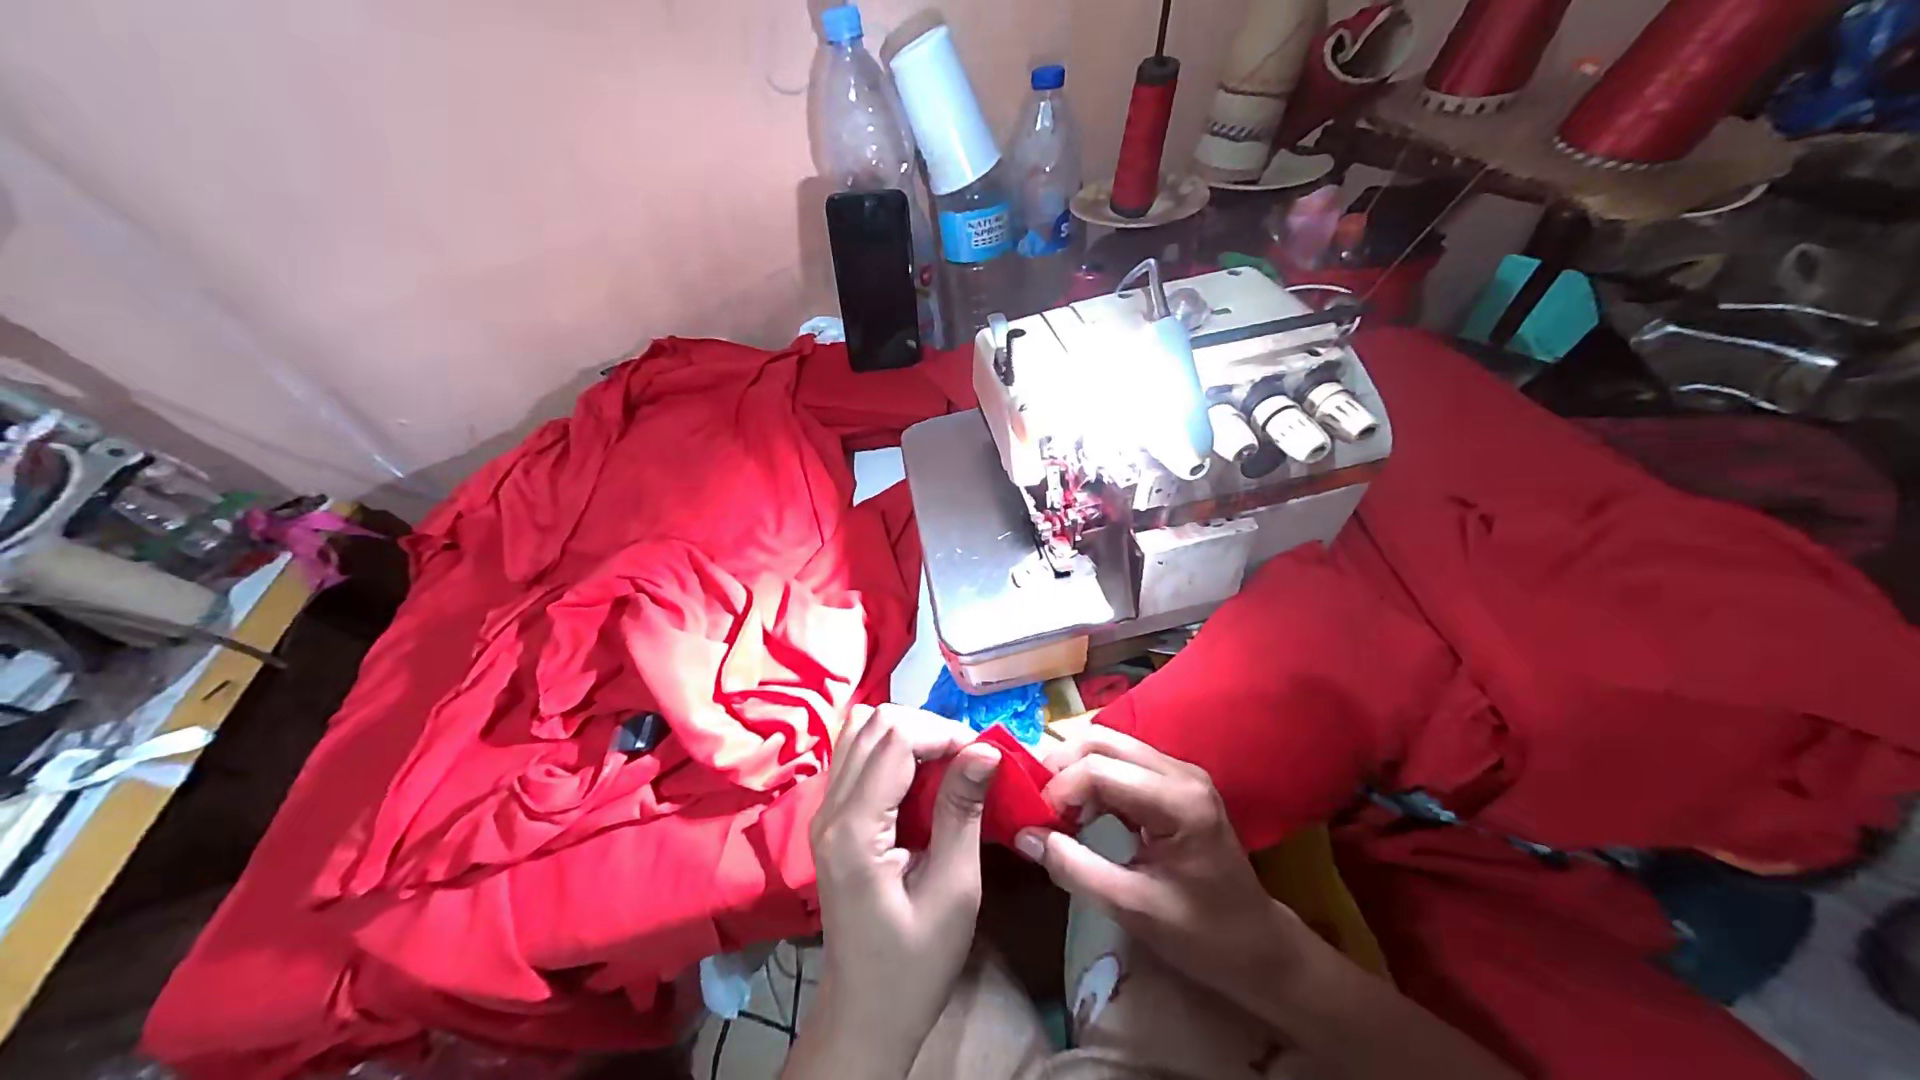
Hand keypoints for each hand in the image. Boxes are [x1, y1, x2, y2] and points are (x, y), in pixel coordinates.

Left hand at [799, 704, 1001, 1077]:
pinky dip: (893, 749)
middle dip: (929, 728)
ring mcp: (824, 811)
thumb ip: (962, 811)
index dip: (944, 733)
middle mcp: (829, 809)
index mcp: (854, 829)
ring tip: (947, 763)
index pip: (895, 738)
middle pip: (874, 723)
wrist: (865, 1013)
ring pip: (861, 730)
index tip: (984, 756)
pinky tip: (921, 777)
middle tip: (970, 759)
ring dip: (909, 734)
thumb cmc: (915, 964)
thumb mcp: (953, 891)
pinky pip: (857, 755)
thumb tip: (985, 748)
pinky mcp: (831, 818)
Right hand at [1013, 725, 1305, 1008]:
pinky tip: (1083, 811)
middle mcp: (1180, 771)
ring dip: (1075, 770)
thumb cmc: (1202, 934)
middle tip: (1039, 808)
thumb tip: (1023, 836)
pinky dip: (1093, 778)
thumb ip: (1074, 867)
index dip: (1058, 791)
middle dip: (1062, 768)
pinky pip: (1122, 761)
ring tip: (1057, 811)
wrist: (1258, 947)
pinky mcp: (1175, 781)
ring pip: (1110, 745)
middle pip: (1102, 741)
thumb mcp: (1131, 907)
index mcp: (1178, 801)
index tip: (1037, 825)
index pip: (1099, 770)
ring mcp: (1180, 772)